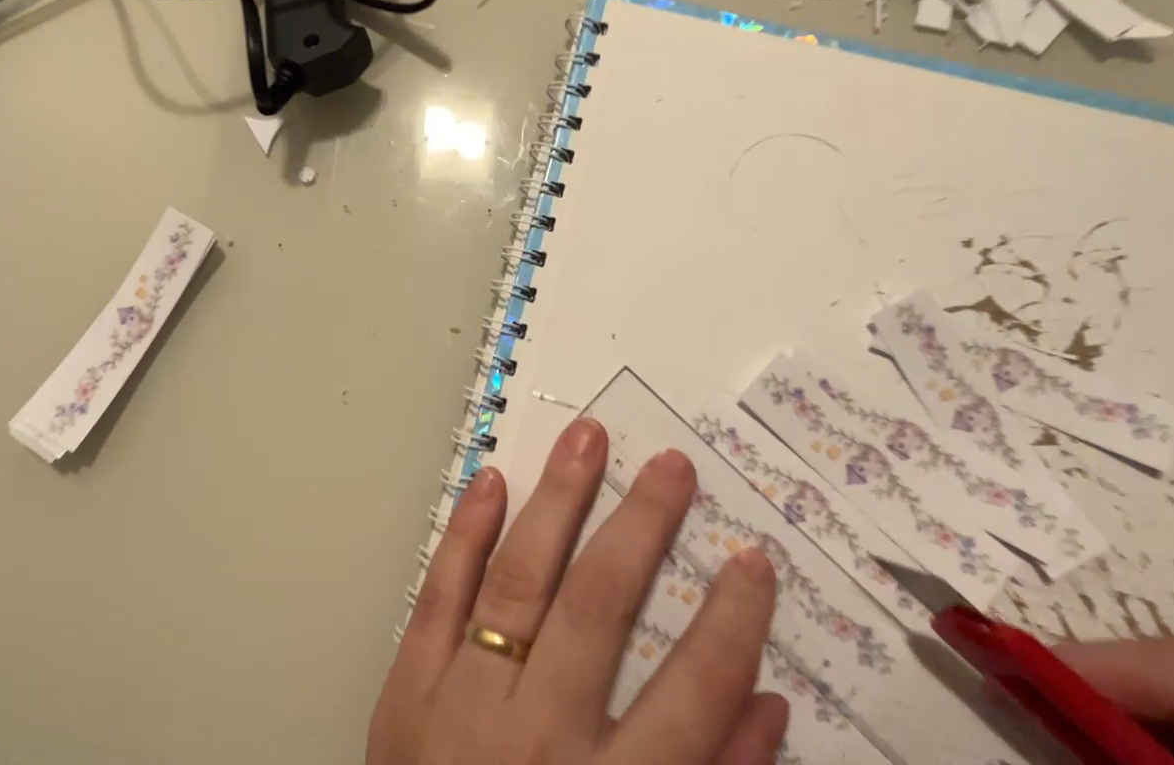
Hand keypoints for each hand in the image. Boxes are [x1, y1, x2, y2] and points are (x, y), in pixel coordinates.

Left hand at [368, 417, 789, 764]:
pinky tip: (491, 481)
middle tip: (672, 465)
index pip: (690, 694)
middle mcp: (537, 734)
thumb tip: (767, 705)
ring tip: (586, 438)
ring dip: (557, 502)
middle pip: (598, 608)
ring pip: (518, 581)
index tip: (754, 559)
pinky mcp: (406, 688)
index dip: (732, 623)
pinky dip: (465, 535)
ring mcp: (462, 702)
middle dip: (640, 527)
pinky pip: (437, 597)